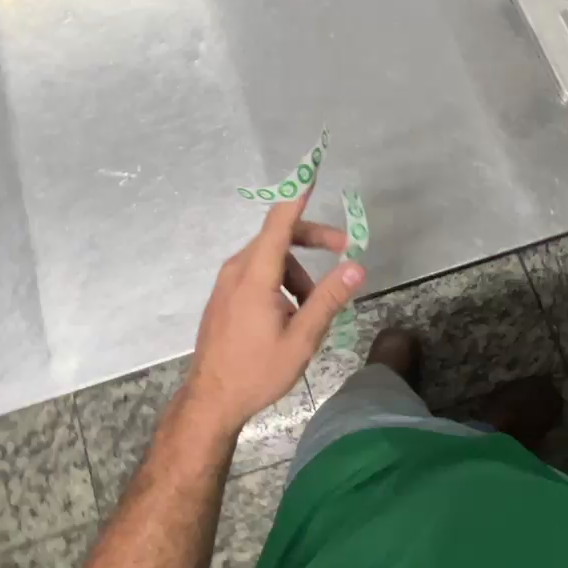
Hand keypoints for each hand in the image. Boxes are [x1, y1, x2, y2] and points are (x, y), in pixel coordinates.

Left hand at [182, 189, 362, 434]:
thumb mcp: (301, 339)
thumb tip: (356, 266)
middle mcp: (238, 268)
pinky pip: (257, 272)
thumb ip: (328, 299)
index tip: (310, 167)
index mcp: (255, 274)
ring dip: (298, 272)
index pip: (279, 221)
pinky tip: (291, 314)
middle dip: (312, 240)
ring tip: (313, 309)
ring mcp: (228, 281)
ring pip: (270, 258)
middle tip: (345, 251)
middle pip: (278, 236)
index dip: (297, 194)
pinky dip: (280, 281)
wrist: (210, 399)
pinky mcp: (225, 294)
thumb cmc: (256, 371)